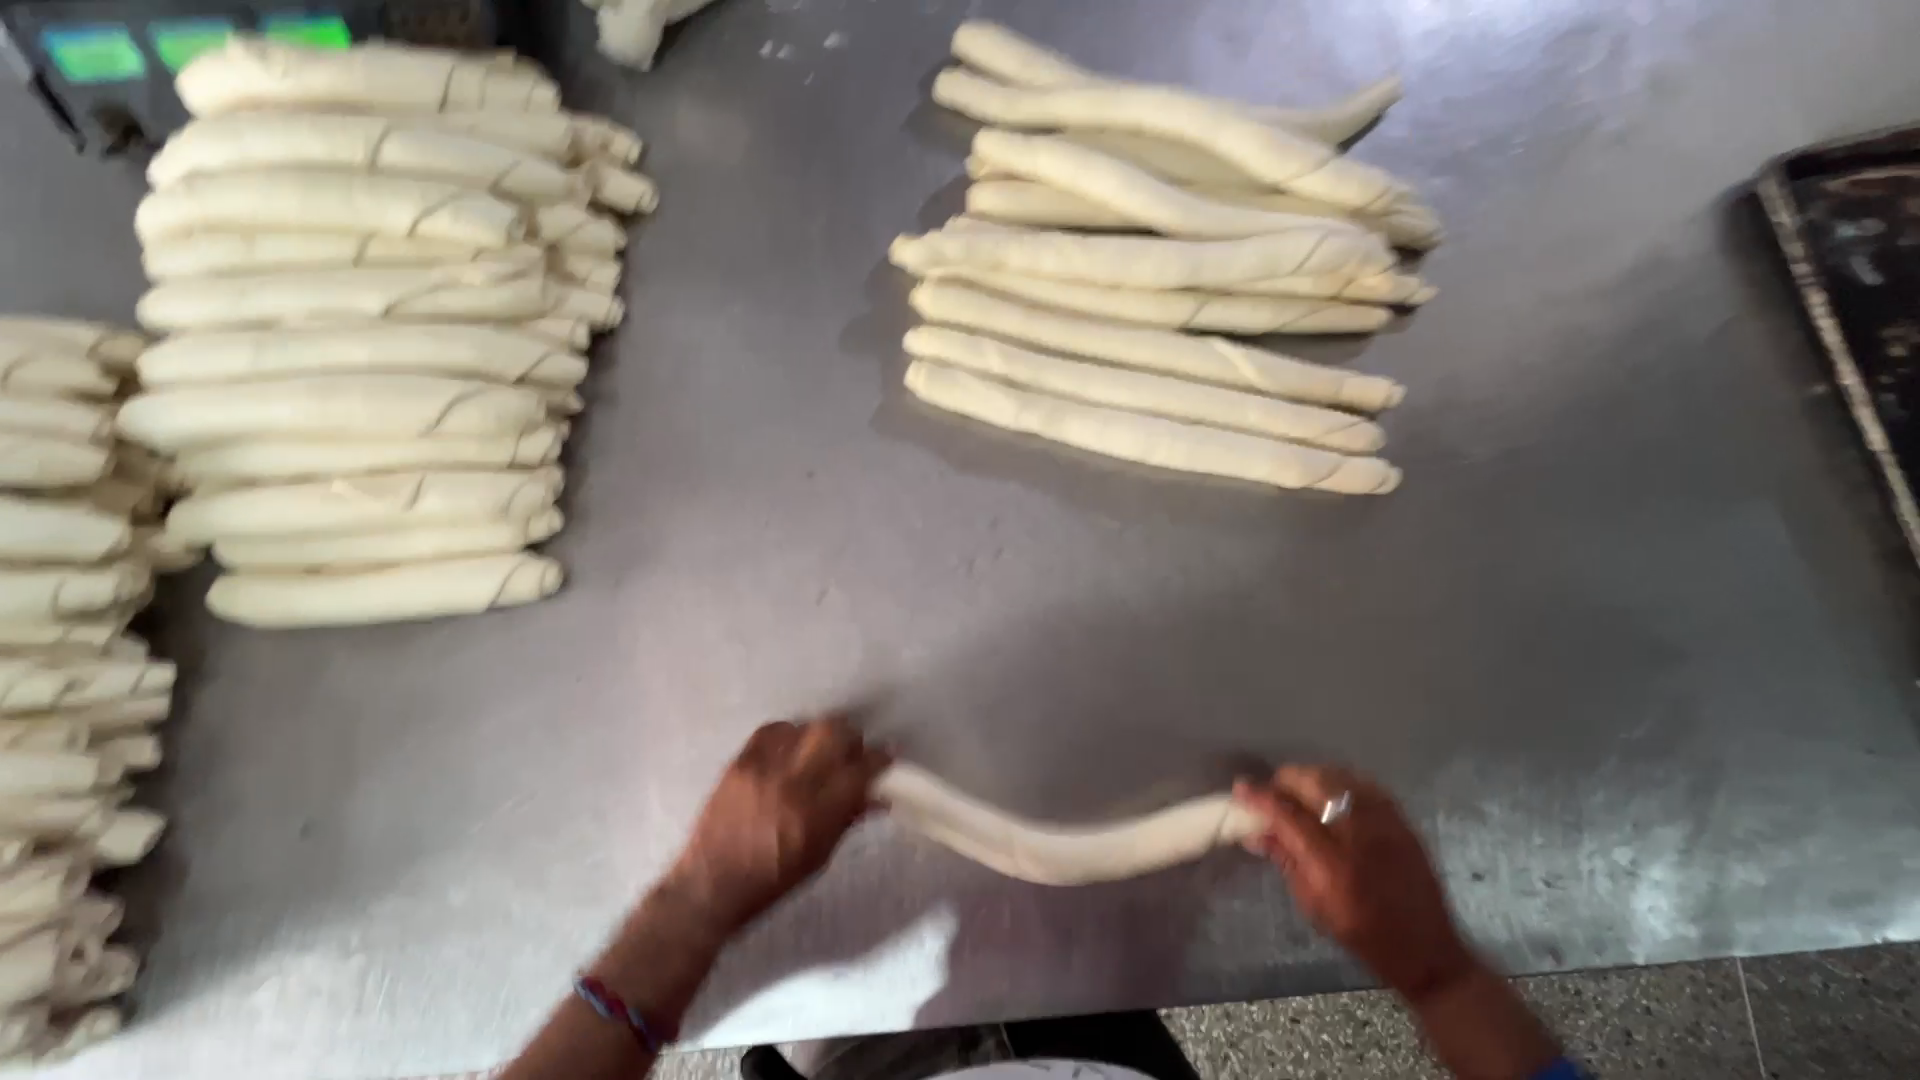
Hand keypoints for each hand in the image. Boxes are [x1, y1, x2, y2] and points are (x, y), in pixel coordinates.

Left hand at [668, 714, 889, 933]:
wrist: (710, 885)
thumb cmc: (772, 880)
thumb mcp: (818, 856)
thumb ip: (848, 819)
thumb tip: (880, 796)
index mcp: (815, 815)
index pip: (860, 770)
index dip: (879, 759)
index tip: (884, 759)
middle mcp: (791, 784)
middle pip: (834, 733)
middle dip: (851, 738)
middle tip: (852, 751)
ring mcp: (762, 769)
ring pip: (806, 726)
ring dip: (821, 735)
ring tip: (820, 751)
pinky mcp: (739, 762)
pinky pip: (773, 729)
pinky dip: (789, 734)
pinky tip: (791, 749)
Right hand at [1235, 765, 1477, 1001]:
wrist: (1426, 948)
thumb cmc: (1362, 934)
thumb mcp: (1313, 905)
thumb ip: (1285, 860)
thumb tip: (1254, 831)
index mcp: (1332, 864)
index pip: (1287, 815)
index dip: (1260, 796)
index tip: (1240, 787)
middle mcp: (1360, 835)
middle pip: (1313, 783)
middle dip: (1285, 781)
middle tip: (1272, 793)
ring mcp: (1385, 824)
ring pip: (1338, 776)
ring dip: (1311, 778)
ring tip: (1299, 793)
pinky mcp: (1401, 820)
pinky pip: (1364, 784)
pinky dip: (1340, 782)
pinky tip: (1331, 795)